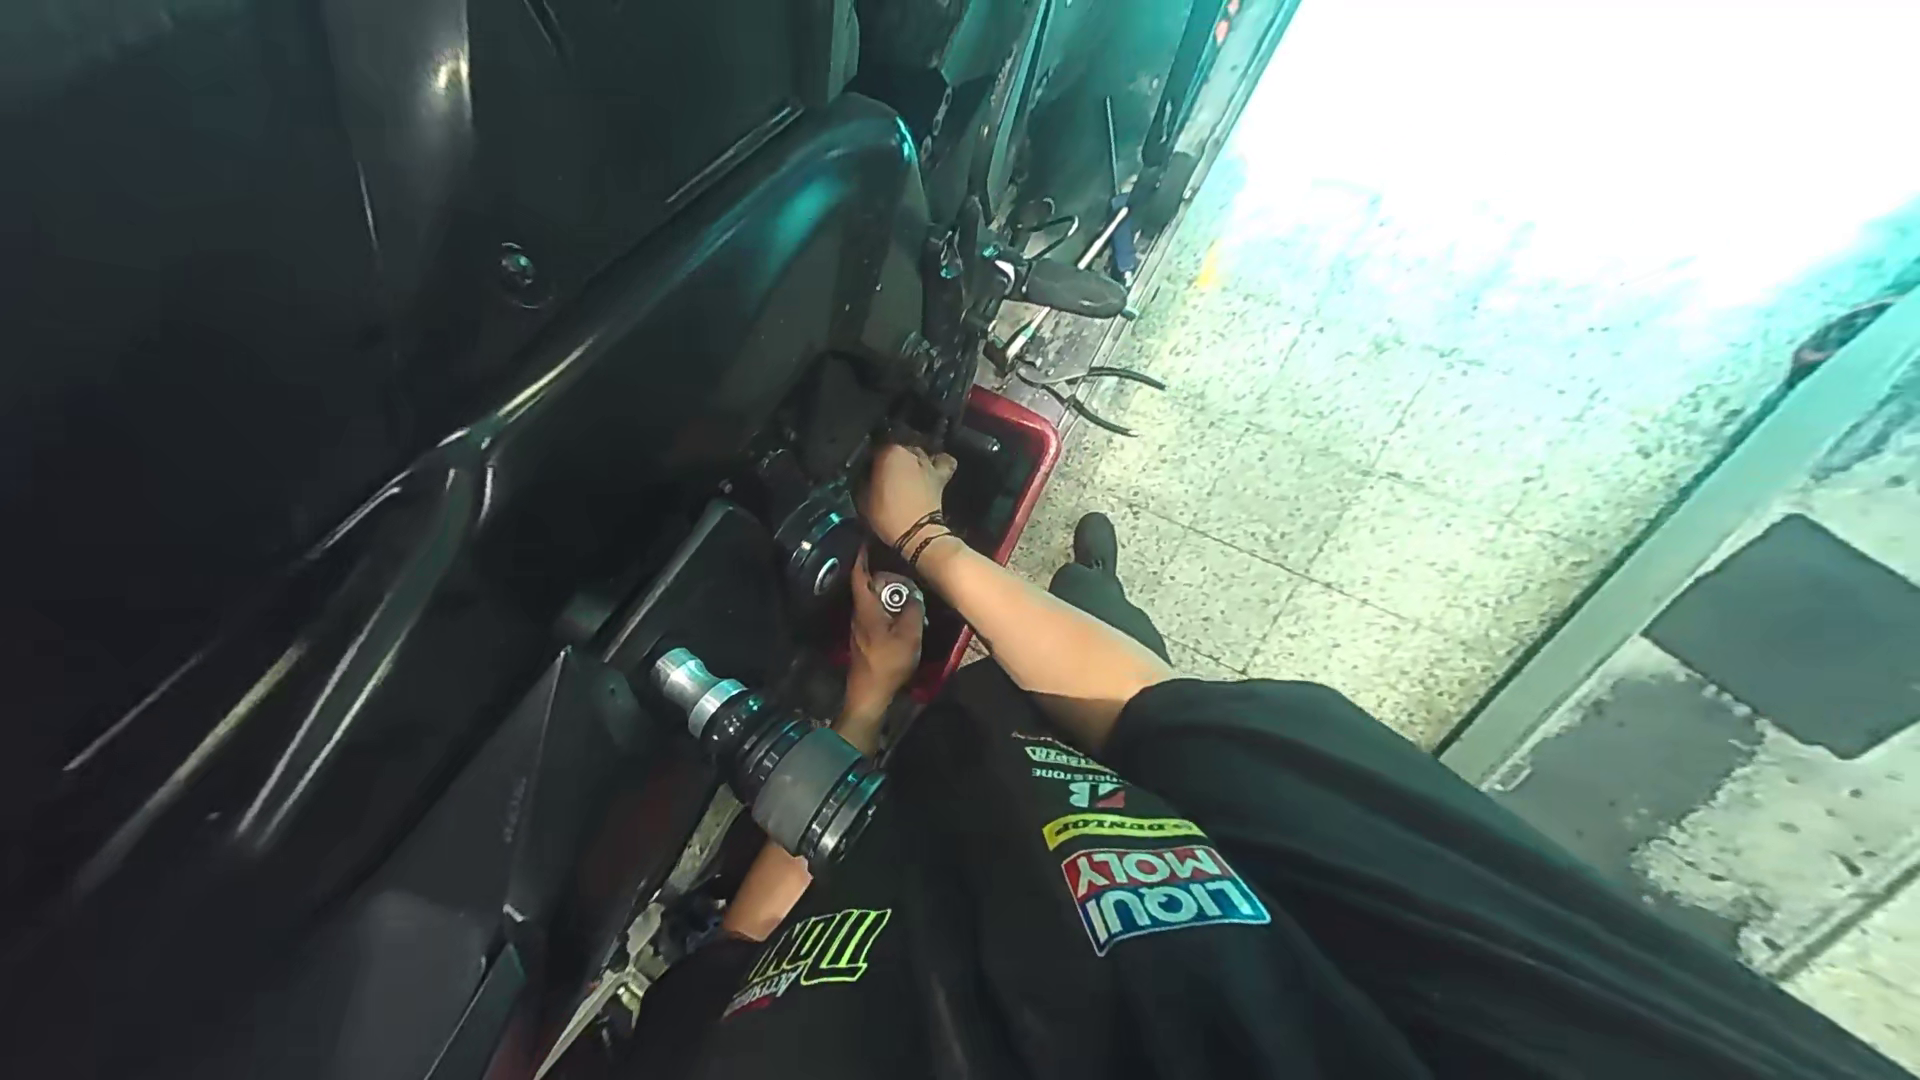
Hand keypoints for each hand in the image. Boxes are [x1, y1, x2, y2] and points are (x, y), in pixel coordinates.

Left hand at [842, 547, 923, 741]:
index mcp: (865, 608)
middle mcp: (859, 614)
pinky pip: (875, 614)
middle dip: (882, 574)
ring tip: (905, 587)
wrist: (870, 694)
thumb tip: (914, 594)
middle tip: (901, 567)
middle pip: (866, 586)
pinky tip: (901, 612)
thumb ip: (912, 609)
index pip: (859, 574)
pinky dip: (887, 607)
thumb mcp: (909, 634)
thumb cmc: (888, 662)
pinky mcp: (865, 639)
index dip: (863, 556)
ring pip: (872, 601)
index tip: (869, 540)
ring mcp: (860, 628)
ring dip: (886, 592)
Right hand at [861, 443, 957, 547]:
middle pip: (898, 448)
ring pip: (918, 453)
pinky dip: (937, 461)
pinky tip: (931, 466)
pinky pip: (942, 461)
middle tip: (885, 475)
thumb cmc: (886, 514)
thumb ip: (865, 479)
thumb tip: (866, 475)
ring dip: (911, 460)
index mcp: (889, 451)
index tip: (867, 471)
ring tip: (906, 472)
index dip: (870, 460)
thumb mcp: (863, 497)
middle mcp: (910, 451)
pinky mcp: (941, 476)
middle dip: (891, 459)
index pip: (875, 448)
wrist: (917, 533)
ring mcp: (927, 462)